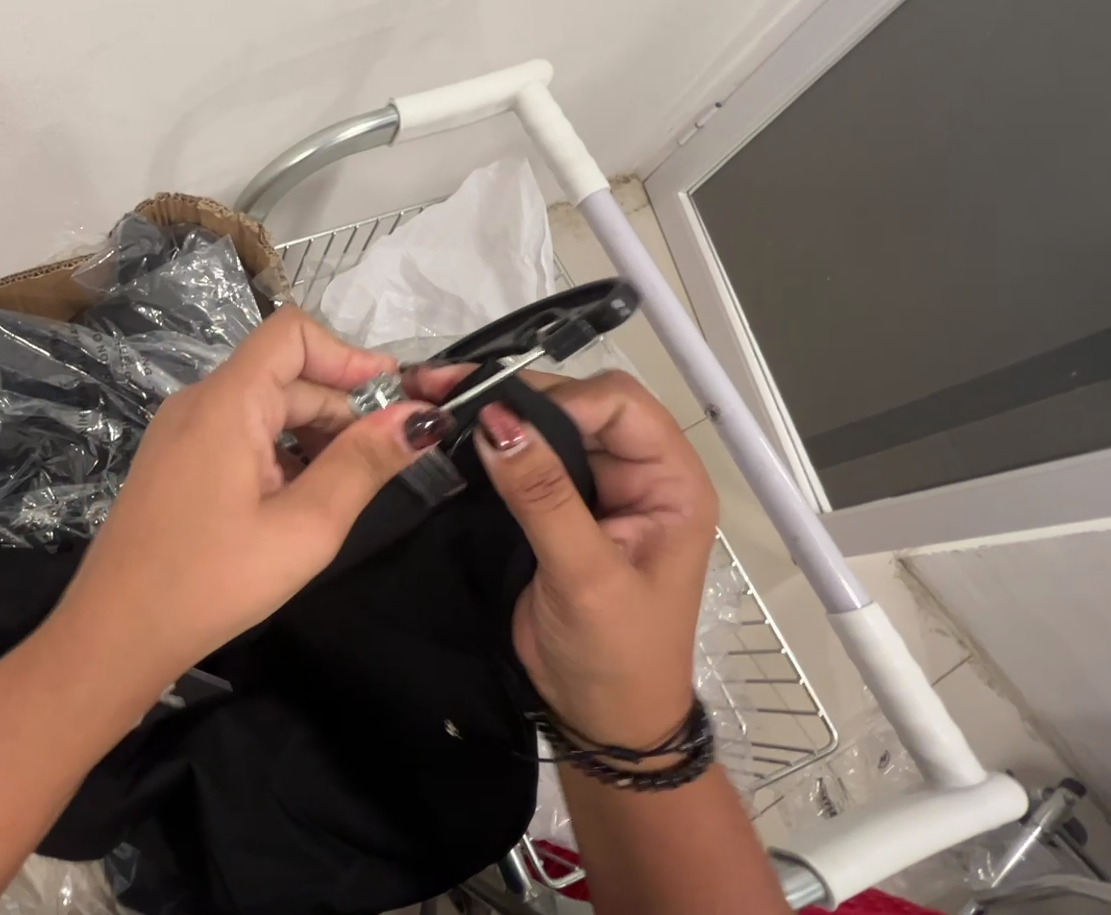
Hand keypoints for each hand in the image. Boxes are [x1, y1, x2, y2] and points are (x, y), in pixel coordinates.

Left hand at [52, 308, 453, 677]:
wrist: (116, 632)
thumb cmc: (212, 581)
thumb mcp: (304, 527)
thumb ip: (363, 464)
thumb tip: (421, 418)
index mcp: (226, 402)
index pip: (292, 334)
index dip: (349, 356)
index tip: (395, 400)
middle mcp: (199, 402)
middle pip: (286, 376)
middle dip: (344, 408)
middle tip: (392, 459)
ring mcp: (182, 431)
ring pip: (266, 409)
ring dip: (316, 435)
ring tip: (350, 486)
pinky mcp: (177, 461)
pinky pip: (240, 435)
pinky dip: (282, 453)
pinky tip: (302, 499)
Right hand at [408, 364, 715, 748]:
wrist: (597, 715)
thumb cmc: (614, 653)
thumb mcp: (582, 574)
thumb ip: (541, 495)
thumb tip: (494, 420)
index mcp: (670, 482)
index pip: (618, 405)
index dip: (560, 401)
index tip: (494, 417)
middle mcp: (635, 473)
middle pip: (579, 405)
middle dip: (519, 397)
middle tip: (447, 395)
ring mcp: (592, 489)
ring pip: (546, 427)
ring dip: (498, 418)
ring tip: (440, 409)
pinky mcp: (554, 506)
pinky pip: (523, 459)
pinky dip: (490, 447)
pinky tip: (452, 440)